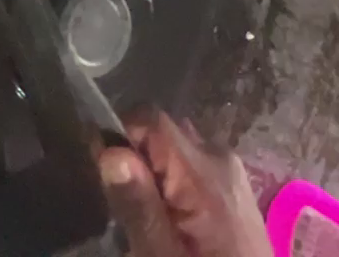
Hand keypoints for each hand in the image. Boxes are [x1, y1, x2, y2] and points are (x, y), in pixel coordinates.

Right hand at [99, 110, 271, 256]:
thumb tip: (110, 152)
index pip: (149, 119)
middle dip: (135, 155)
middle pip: (161, 130)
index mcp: (202, 173)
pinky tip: (173, 221)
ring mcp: (232, 172)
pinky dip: (174, 179)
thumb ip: (139, 208)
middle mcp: (219, 157)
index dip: (118, 135)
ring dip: (153, 168)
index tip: (102, 173)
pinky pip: (193, 164)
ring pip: (176, 146)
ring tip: (147, 216)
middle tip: (123, 204)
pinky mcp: (236, 189)